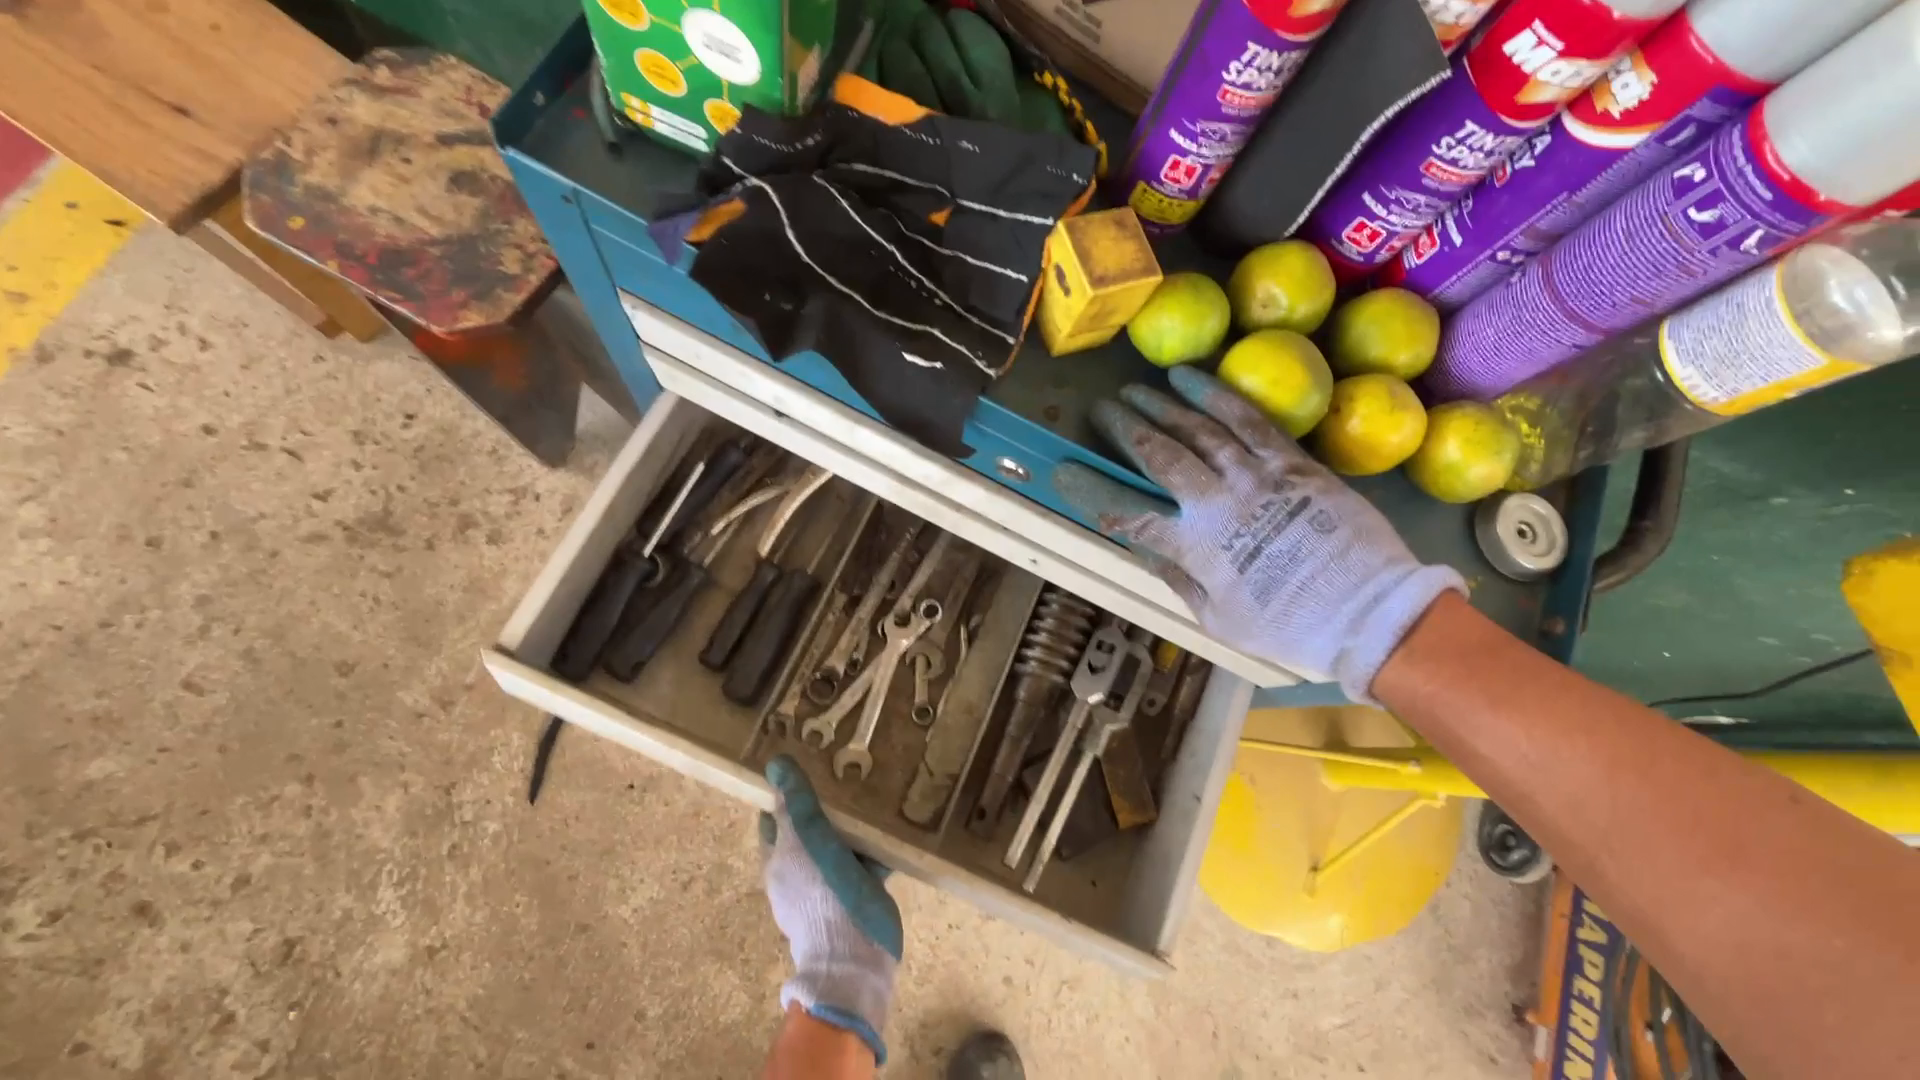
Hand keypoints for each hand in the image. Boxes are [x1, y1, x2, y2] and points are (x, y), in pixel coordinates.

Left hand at [760, 755, 900, 1064]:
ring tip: (875, 802)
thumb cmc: (827, 897)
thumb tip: (776, 763)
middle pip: (808, 831)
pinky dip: (872, 851)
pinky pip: (860, 867)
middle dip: (824, 808)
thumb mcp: (810, 843)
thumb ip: (796, 806)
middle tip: (849, 780)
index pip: (775, 818)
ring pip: (836, 849)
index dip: (787, 793)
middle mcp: (797, 875)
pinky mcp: (853, 901)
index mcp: (779, 861)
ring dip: (851, 830)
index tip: (809, 768)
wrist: (855, 961)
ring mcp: (825, 891)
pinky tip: (893, 837)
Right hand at [1052, 365, 1463, 701]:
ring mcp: (1259, 477)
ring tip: (1138, 388)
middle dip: (1126, 429)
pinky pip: (1252, 419)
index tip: (1065, 473)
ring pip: (1202, 428)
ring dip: (1164, 404)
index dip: (1093, 492)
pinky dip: (1219, 395)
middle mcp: (1221, 503)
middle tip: (1103, 409)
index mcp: (1197, 548)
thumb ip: (1178, 578)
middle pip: (1162, 455)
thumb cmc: (1290, 625)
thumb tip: (1142, 545)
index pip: (1131, 513)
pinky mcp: (1294, 462)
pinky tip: (1194, 378)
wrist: (1370, 614)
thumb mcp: (1219, 620)